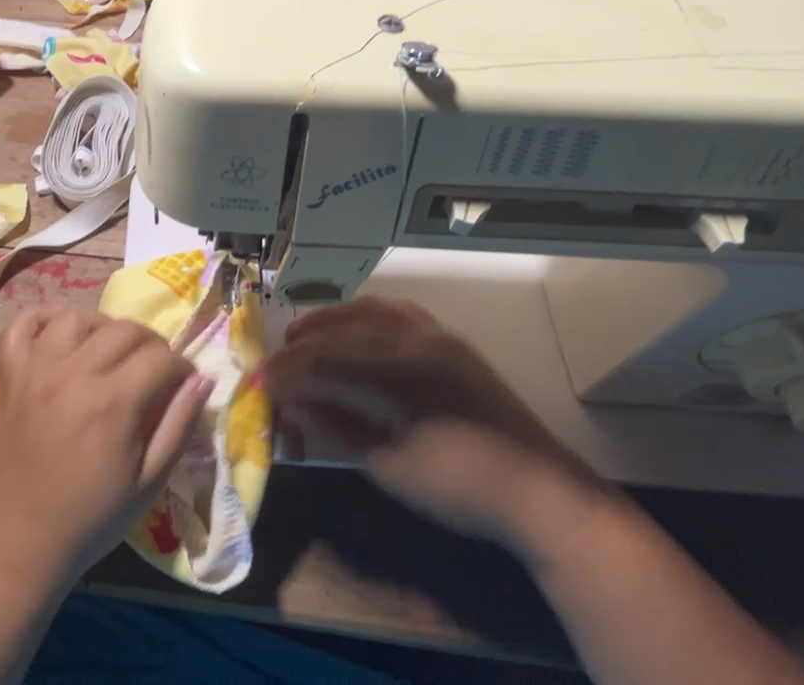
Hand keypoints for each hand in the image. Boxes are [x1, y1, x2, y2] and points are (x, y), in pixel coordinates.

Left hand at [0, 308, 211, 592]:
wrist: (21, 541)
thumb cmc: (92, 518)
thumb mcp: (149, 482)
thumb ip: (178, 425)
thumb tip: (203, 379)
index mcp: (112, 403)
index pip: (160, 357)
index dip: (181, 368)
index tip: (185, 385)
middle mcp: (72, 374)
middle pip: (123, 329)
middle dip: (151, 344)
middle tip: (155, 371)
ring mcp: (35, 370)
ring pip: (76, 318)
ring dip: (102, 327)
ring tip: (111, 354)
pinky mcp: (9, 376)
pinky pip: (22, 325)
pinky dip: (43, 319)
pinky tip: (61, 335)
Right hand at [266, 296, 607, 548]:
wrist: (543, 492)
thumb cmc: (462, 489)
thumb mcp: (390, 467)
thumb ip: (337, 428)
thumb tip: (292, 407)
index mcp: (400, 374)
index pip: (325, 362)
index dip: (287, 373)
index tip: (260, 385)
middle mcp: (416, 342)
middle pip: (343, 332)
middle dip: (301, 347)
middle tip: (272, 365)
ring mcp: (438, 338)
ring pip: (371, 311)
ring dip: (331, 320)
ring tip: (302, 335)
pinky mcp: (452, 345)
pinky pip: (398, 314)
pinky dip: (365, 316)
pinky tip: (352, 328)